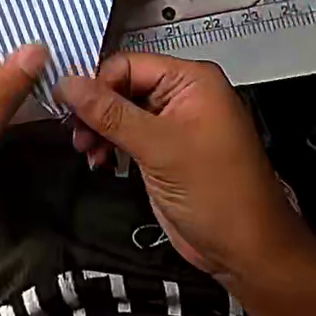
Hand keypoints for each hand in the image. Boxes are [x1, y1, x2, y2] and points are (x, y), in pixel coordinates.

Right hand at [57, 52, 315, 285]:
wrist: (246, 251)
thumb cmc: (218, 194)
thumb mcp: (159, 148)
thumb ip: (110, 113)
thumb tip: (68, 84)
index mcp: (191, 79)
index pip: (129, 64)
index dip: (97, 84)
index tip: (68, 106)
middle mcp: (182, 94)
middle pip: (122, 86)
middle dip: (95, 109)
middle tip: (76, 133)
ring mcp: (172, 122)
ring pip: (120, 110)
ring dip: (98, 128)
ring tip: (87, 150)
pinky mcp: (164, 148)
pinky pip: (127, 132)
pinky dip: (109, 143)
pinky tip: (100, 159)